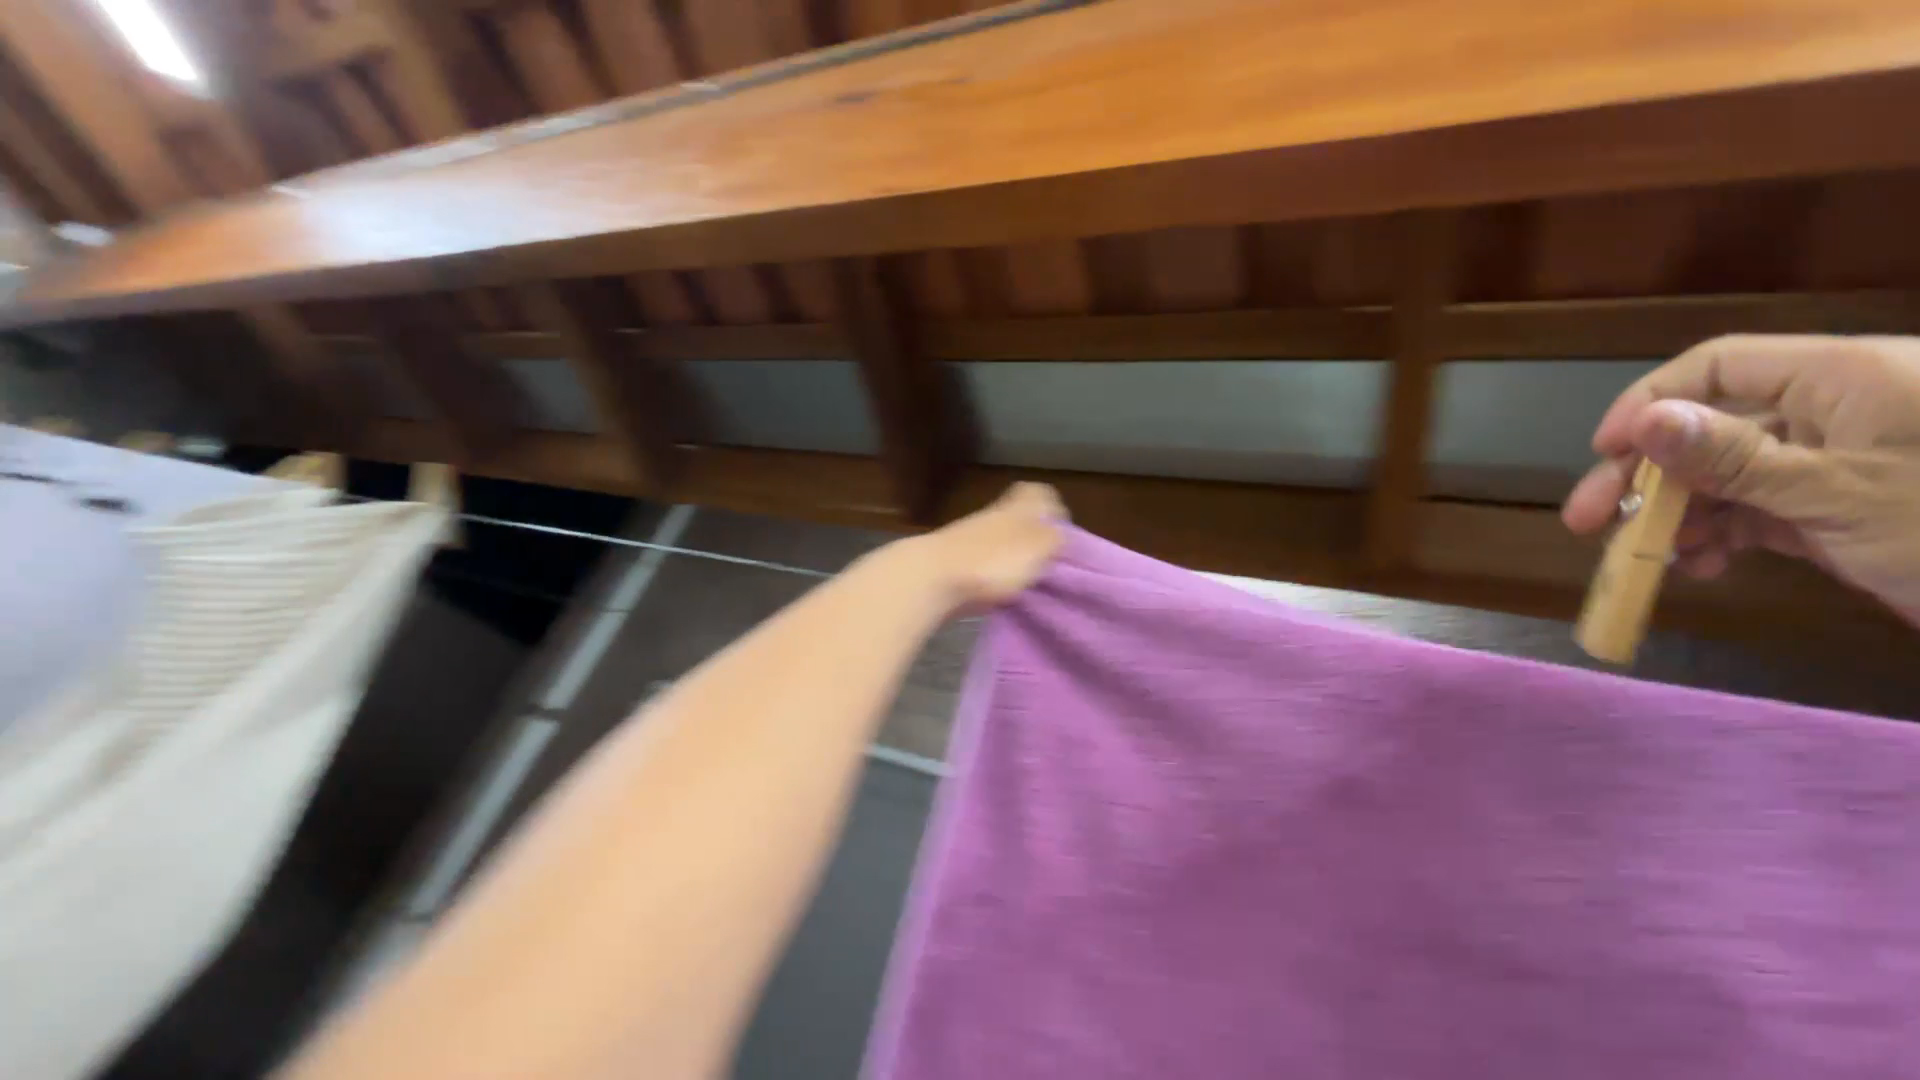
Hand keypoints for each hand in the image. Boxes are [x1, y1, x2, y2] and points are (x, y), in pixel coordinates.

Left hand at [894, 482, 1067, 613]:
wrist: (930, 579)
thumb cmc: (992, 561)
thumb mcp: (1037, 547)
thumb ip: (1054, 538)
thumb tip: (1060, 534)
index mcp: (1015, 509)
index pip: (1036, 493)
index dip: (1050, 506)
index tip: (1059, 530)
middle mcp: (991, 518)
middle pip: (1016, 519)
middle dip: (1031, 539)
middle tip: (1047, 564)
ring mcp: (967, 540)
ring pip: (997, 542)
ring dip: (1010, 560)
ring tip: (1025, 585)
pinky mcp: (951, 565)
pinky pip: (980, 566)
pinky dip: (990, 577)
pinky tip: (997, 595)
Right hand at [1561, 334, 1919, 626]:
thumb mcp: (1840, 493)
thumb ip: (1734, 456)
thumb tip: (1644, 422)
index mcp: (1839, 378)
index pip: (1714, 369)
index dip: (1648, 405)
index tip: (1605, 455)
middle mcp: (1830, 410)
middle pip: (1706, 429)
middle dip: (1645, 478)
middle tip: (1584, 522)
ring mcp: (1834, 461)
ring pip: (1724, 477)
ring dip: (1678, 517)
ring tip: (1650, 560)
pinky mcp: (1840, 506)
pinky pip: (1757, 511)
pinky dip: (1721, 537)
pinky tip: (1702, 566)